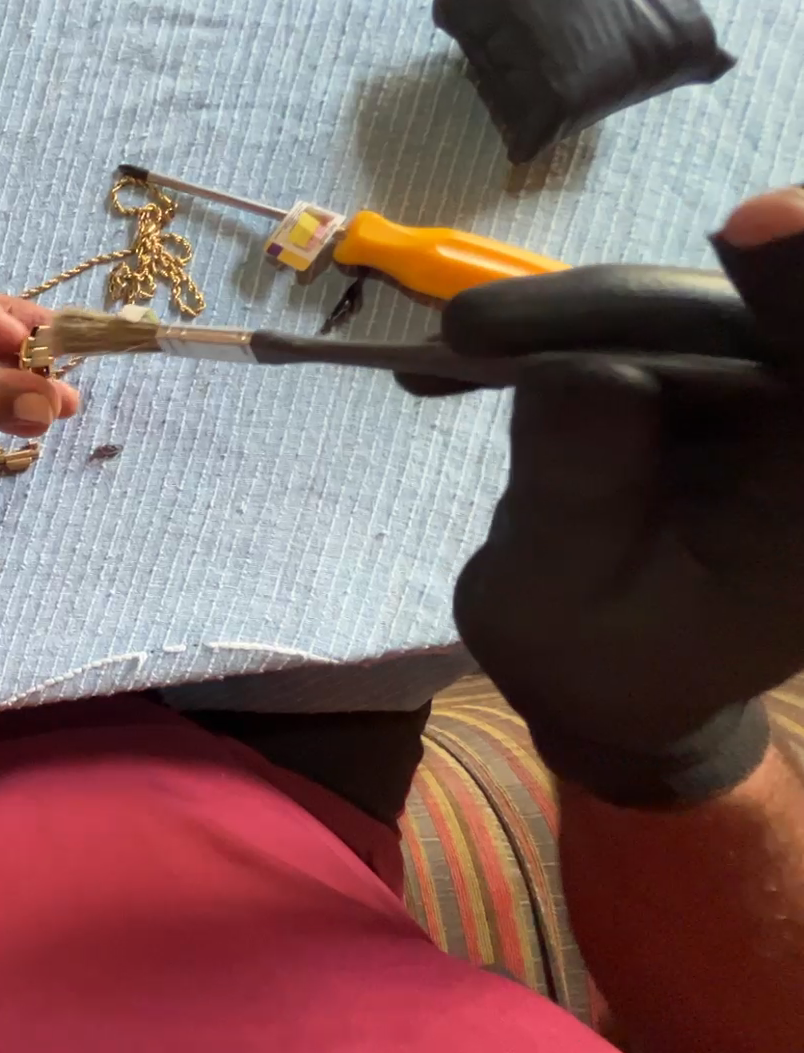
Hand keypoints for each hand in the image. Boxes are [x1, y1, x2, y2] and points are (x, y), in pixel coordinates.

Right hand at [424, 188, 803, 805]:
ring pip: (674, 310)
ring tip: (441, 353)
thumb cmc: (586, 658)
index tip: (757, 222)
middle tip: (461, 333)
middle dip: (599, 313)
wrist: (604, 677)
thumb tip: (570, 370)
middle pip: (735, 320)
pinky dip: (539, 340)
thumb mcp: (552, 590)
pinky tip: (459, 366)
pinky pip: (629, 334)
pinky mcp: (704, 389)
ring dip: (553, 320)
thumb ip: (573, 487)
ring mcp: (764, 404)